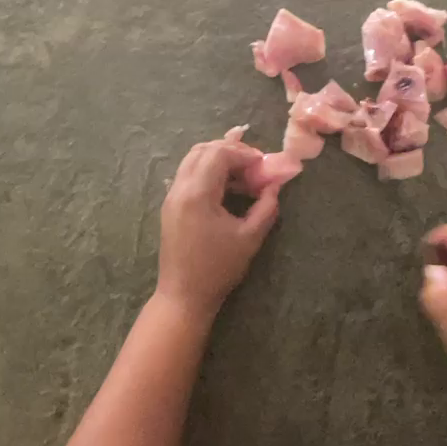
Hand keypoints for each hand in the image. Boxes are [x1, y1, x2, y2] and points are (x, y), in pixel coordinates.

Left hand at [156, 140, 280, 314]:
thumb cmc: (218, 268)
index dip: (244, 154)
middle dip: (231, 151)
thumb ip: (266, 207)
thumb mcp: (249, 238)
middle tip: (254, 164)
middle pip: (203, 150)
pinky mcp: (170, 205)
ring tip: (243, 173)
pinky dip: (208, 171)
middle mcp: (180, 189)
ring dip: (218, 158)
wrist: (183, 295)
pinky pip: (188, 174)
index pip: (219, 154)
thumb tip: (275, 185)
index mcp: (197, 194)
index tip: (263, 165)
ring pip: (193, 159)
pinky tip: (227, 186)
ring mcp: (171, 196)